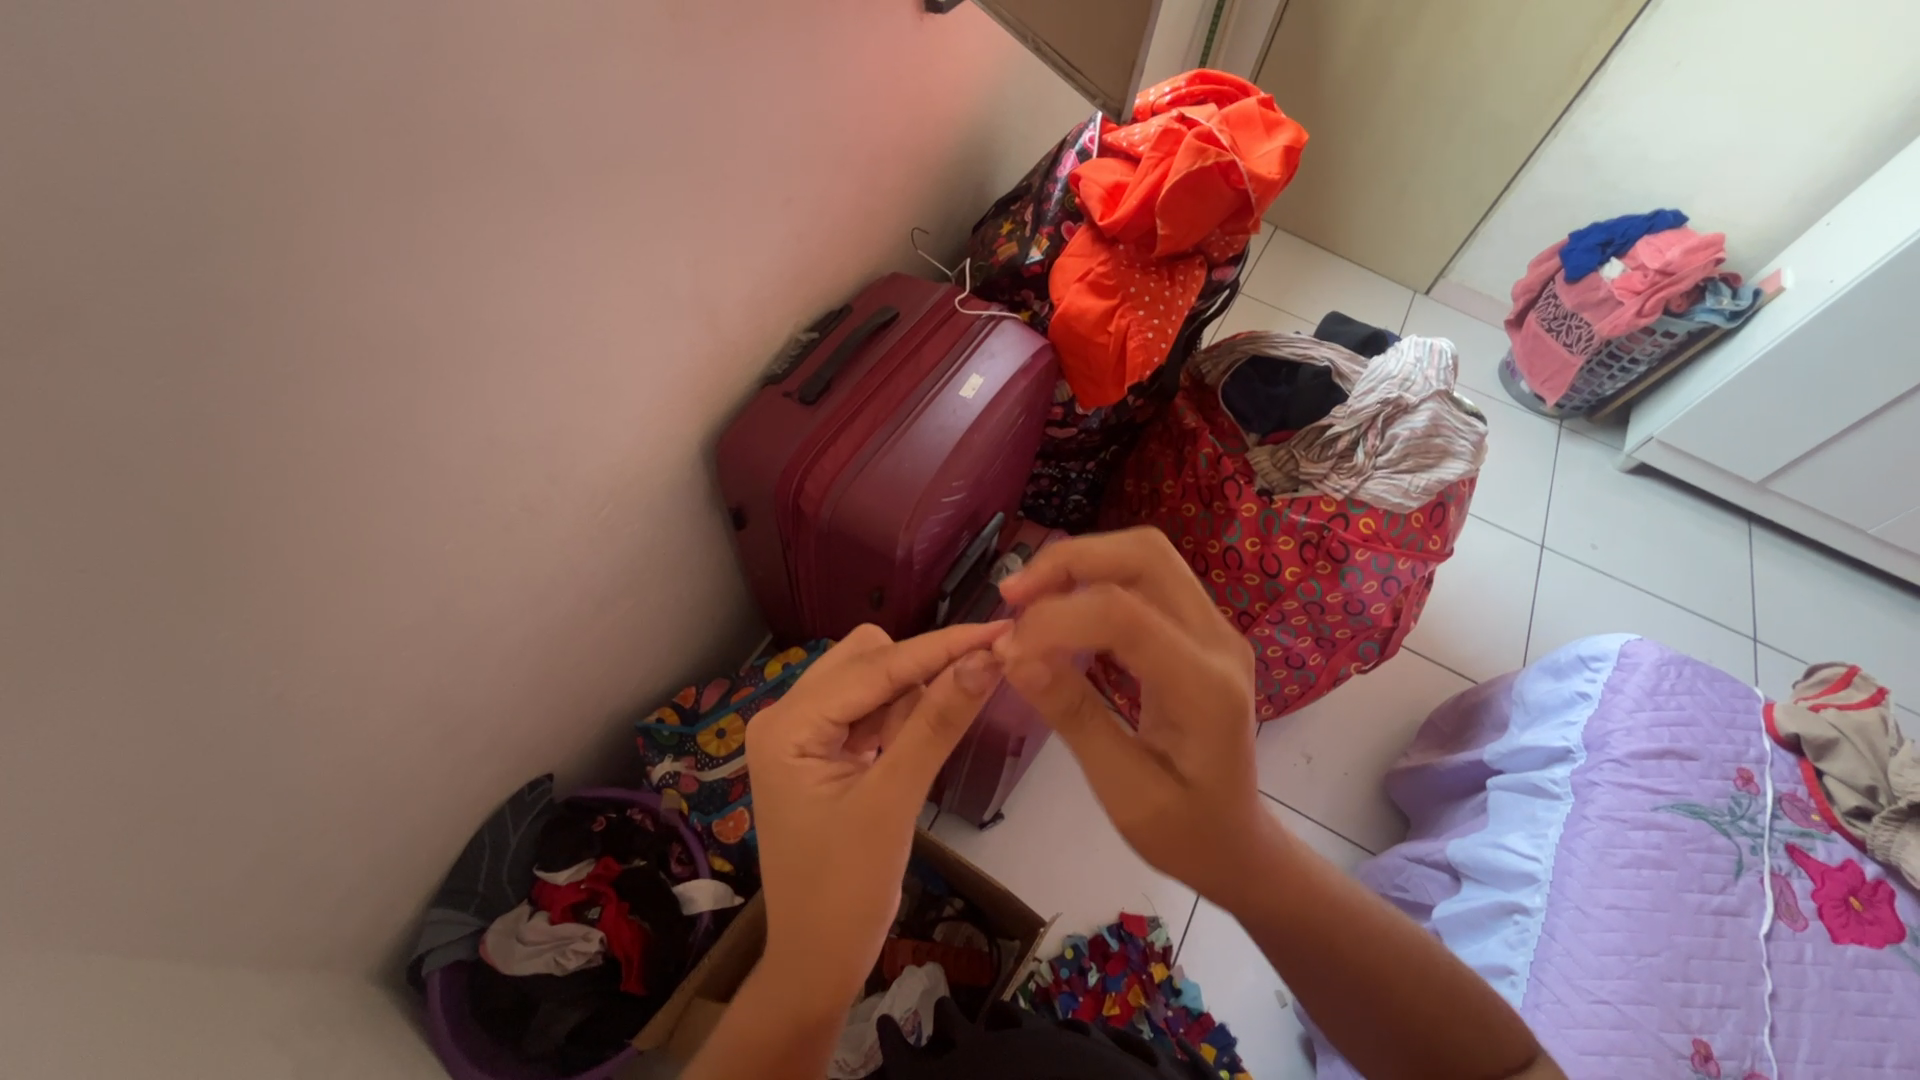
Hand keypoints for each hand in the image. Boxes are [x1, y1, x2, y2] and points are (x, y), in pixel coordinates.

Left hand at [744, 621, 1006, 1003]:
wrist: (819, 959)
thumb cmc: (847, 889)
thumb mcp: (895, 800)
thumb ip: (938, 723)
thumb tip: (986, 659)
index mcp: (788, 724)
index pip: (875, 666)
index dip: (941, 647)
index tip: (999, 629)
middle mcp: (788, 716)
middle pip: (867, 658)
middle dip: (922, 666)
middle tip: (979, 680)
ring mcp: (804, 734)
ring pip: (872, 681)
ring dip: (915, 690)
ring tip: (948, 720)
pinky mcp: (824, 752)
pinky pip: (871, 711)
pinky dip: (904, 714)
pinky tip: (928, 731)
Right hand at [993, 527, 1275, 905]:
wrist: (1237, 844)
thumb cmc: (1185, 832)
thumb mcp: (1123, 790)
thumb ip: (1074, 716)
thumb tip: (1014, 655)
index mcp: (1206, 687)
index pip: (1125, 615)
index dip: (1055, 619)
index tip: (1007, 650)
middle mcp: (1219, 641)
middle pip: (1145, 556)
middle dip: (1069, 561)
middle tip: (1012, 595)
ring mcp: (1215, 630)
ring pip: (1146, 557)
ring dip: (1081, 564)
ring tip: (1027, 599)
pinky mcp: (1200, 631)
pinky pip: (1147, 580)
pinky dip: (1096, 579)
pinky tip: (1060, 608)